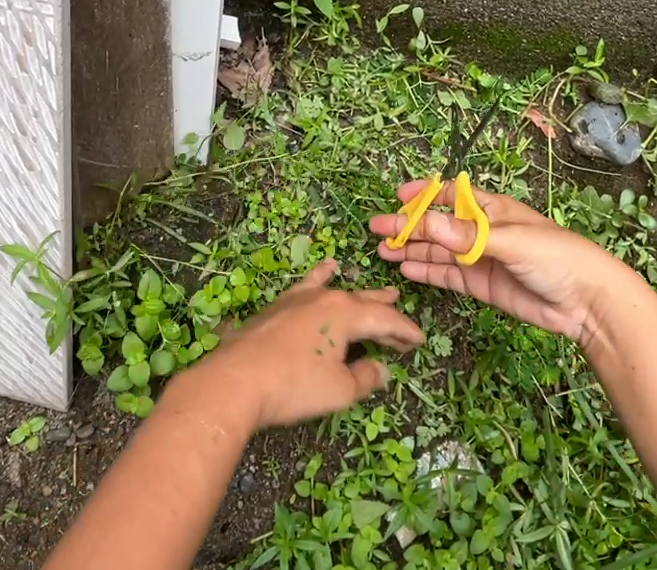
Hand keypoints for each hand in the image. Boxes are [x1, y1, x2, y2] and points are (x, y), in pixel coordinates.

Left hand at [170, 259, 423, 429]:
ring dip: (360, 295)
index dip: (405, 331)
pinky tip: (325, 268)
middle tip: (403, 322)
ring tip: (381, 291)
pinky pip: (308, 284)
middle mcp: (325, 298)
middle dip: (386, 314)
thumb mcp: (339, 389)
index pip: (385, 320)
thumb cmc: (294, 385)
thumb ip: (364, 377)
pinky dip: (320, 276)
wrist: (235, 380)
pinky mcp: (278, 307)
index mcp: (346, 314)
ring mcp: (299, 299)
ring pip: (338, 291)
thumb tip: (381, 369)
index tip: (420, 340)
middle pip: (364, 304)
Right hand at [369, 181, 633, 344]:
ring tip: (382, 251)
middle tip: (376, 230)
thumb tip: (426, 224)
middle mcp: (482, 231)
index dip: (424, 197)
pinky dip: (426, 271)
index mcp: (492, 209)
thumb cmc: (556, 256)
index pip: (450, 196)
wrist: (588, 302)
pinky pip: (448, 275)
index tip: (398, 199)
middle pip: (438, 226)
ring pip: (438, 251)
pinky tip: (405, 269)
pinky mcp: (482, 285)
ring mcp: (481, 259)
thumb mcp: (511, 241)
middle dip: (408, 227)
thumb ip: (467, 236)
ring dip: (411, 250)